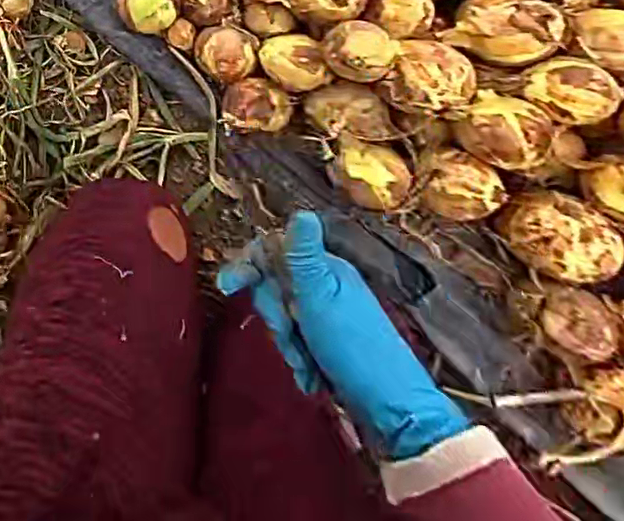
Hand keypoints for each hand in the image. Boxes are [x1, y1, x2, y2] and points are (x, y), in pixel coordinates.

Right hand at [217, 211, 469, 459]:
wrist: (394, 412)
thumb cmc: (353, 347)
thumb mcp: (319, 297)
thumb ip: (302, 255)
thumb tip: (301, 211)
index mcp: (324, 268)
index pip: (272, 251)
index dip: (248, 266)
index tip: (229, 287)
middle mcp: (324, 285)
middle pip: (273, 285)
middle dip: (273, 313)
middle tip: (287, 332)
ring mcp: (326, 316)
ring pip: (282, 317)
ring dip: (287, 342)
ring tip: (304, 365)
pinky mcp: (327, 344)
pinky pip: (297, 342)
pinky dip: (299, 360)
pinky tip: (310, 376)